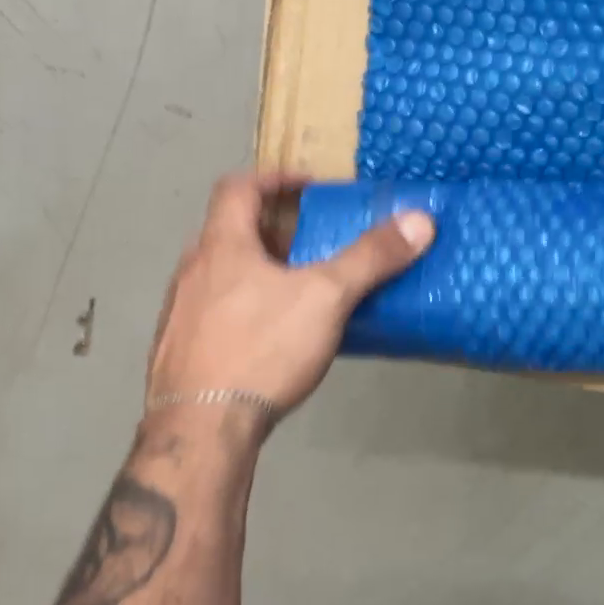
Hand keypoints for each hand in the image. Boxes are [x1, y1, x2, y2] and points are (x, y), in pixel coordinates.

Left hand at [147, 172, 434, 425]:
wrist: (202, 425)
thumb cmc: (262, 347)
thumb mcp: (328, 296)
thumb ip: (372, 257)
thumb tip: (420, 219)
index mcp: (222, 247)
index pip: (238, 189)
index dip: (276, 178)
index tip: (314, 186)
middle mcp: (194, 272)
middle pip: (235, 231)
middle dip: (282, 229)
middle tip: (326, 240)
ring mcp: (183, 312)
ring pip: (229, 273)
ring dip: (268, 268)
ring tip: (313, 287)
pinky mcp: (186, 349)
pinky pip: (224, 309)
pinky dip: (256, 304)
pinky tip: (287, 333)